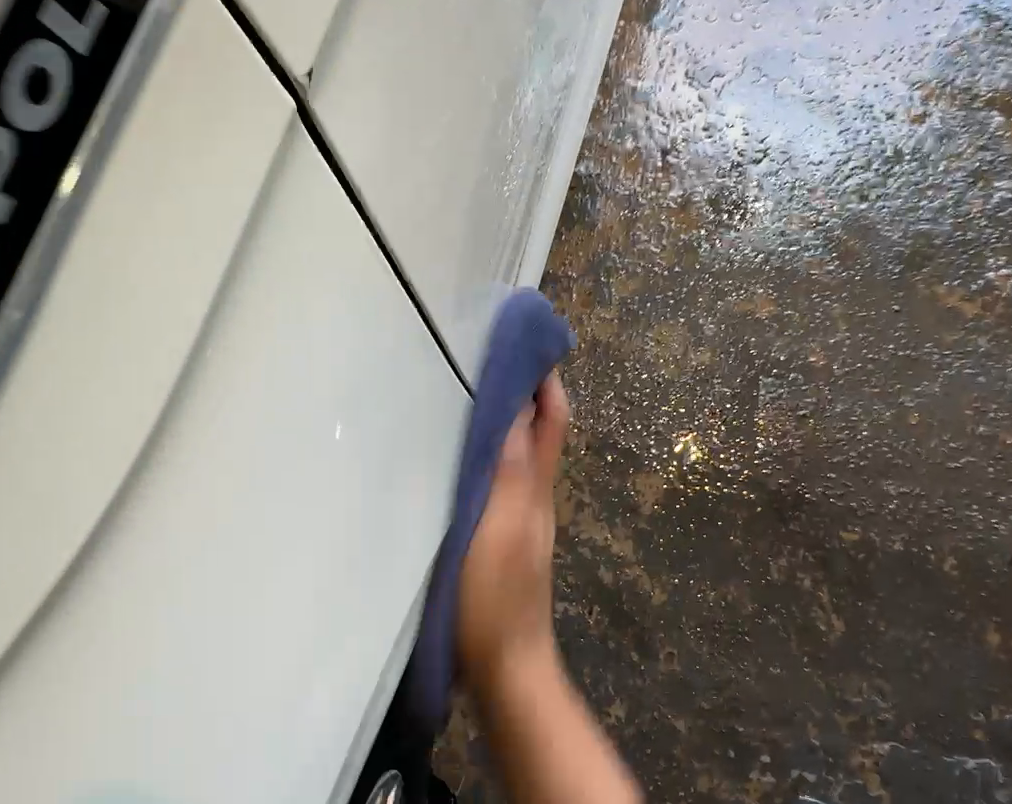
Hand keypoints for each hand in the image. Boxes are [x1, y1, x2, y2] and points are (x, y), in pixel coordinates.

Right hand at [457, 372, 570, 693]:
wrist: (505, 670)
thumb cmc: (497, 598)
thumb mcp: (499, 530)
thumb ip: (509, 474)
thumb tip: (518, 411)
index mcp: (535, 490)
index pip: (551, 423)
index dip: (546, 382)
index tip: (529, 342)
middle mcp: (533, 498)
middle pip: (537, 433)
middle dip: (524, 392)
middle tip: (490, 358)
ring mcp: (518, 520)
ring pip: (518, 455)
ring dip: (506, 421)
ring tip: (470, 395)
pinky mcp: (500, 540)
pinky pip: (499, 481)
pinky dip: (488, 455)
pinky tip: (460, 458)